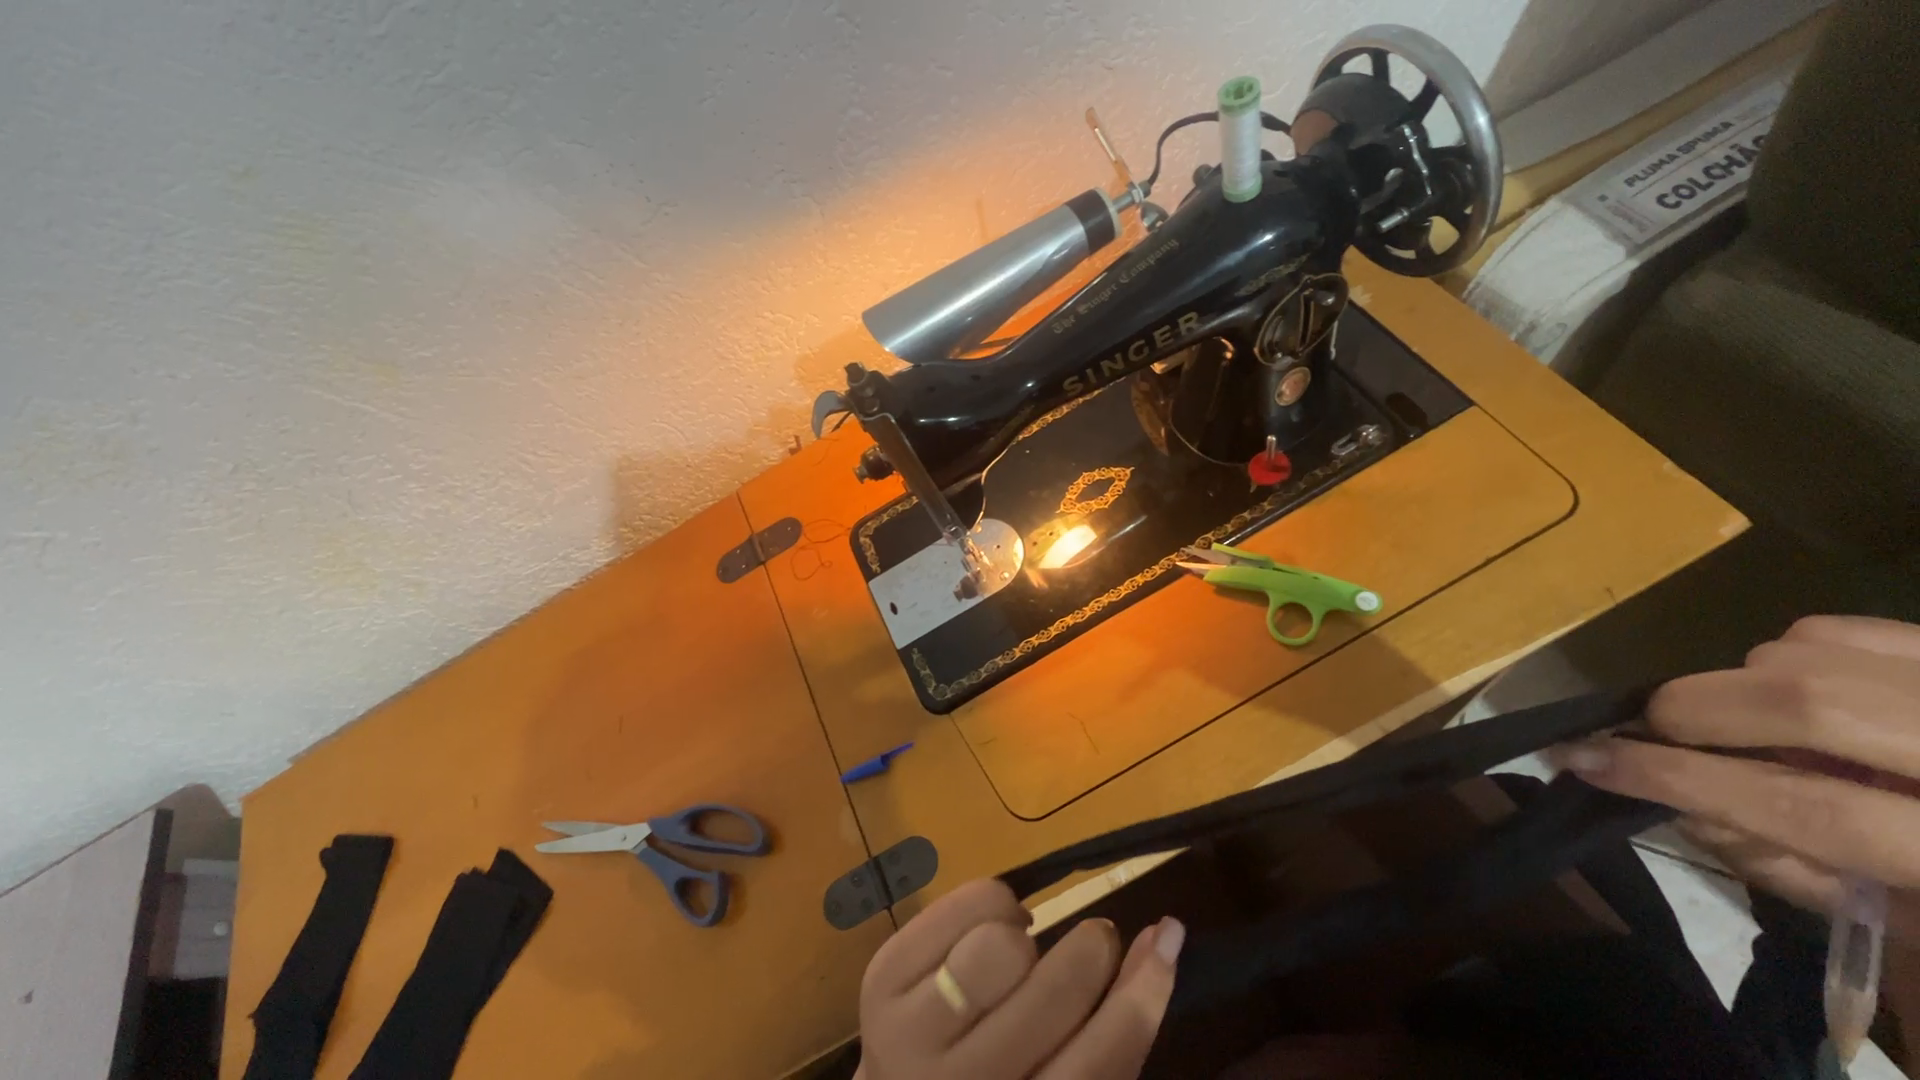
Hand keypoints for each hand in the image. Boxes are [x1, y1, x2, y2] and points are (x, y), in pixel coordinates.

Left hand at [854, 879, 1184, 1079]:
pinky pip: (960, 907)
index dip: (1144, 987)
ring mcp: (910, 1036)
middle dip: (1090, 948)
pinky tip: (986, 929)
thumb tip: (1167, 933)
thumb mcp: (1057, 1073)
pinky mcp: (880, 981)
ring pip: (999, 947)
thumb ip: (1114, 1020)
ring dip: (1027, 934)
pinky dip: (991, 901)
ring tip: (1021, 949)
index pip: (1102, 1058)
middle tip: (1092, 941)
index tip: (1162, 936)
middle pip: (1053, 991)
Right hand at [1559, 615, 1919, 935]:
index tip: (1579, 758)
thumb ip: (1782, 865)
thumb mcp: (1901, 931)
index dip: (1676, 778)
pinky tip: (1808, 701)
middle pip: (1800, 699)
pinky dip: (1789, 657)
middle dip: (1690, 712)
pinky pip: (1838, 627)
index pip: (1802, 805)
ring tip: (1754, 733)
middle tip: (1646, 732)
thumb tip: (1667, 795)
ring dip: (1741, 690)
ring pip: (1804, 653)